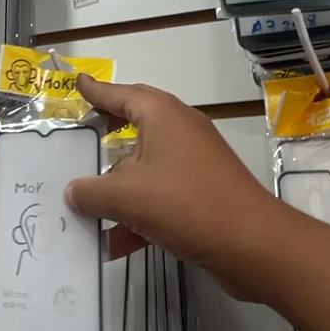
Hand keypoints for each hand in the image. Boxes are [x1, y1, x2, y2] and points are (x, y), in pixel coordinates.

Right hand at [64, 73, 291, 300]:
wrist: (256, 248)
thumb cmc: (187, 204)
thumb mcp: (128, 197)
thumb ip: (92, 193)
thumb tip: (72, 192)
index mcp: (161, 114)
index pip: (119, 94)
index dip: (96, 90)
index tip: (78, 82)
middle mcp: (178, 130)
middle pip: (133, 125)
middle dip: (106, 134)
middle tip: (81, 132)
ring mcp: (193, 162)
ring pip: (144, 167)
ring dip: (117, 189)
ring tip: (85, 206)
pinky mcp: (203, 194)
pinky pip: (160, 195)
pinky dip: (139, 215)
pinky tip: (116, 244)